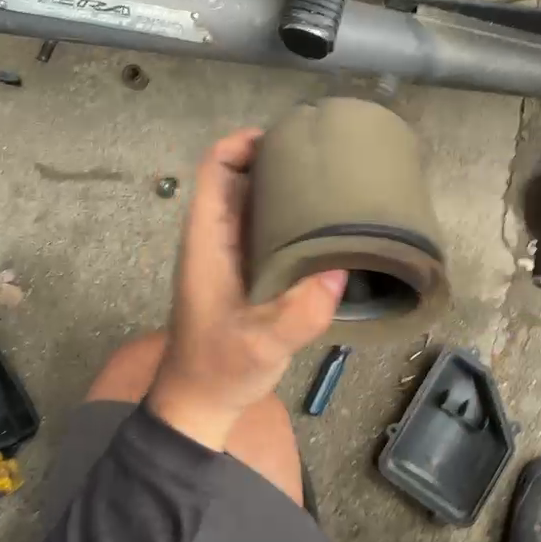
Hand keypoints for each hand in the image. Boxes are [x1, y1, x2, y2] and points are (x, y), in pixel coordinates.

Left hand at [147, 128, 348, 448]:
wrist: (202, 402)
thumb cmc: (220, 368)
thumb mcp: (261, 345)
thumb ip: (297, 313)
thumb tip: (338, 269)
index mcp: (208, 240)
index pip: (214, 171)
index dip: (241, 145)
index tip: (284, 139)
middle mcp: (218, 237)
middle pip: (239, 176)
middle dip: (274, 158)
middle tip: (323, 157)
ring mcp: (232, 253)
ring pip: (254, 200)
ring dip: (285, 185)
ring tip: (332, 182)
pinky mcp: (248, 269)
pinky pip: (267, 226)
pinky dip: (291, 214)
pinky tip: (326, 223)